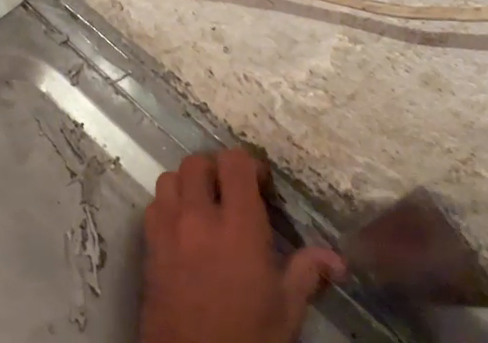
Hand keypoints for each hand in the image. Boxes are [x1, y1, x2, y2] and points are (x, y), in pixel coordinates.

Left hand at [140, 149, 345, 342]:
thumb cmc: (247, 337)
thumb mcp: (285, 310)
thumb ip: (307, 273)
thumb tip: (337, 259)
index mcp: (238, 227)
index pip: (235, 164)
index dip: (249, 165)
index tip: (261, 186)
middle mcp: (199, 218)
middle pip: (197, 163)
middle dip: (216, 169)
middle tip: (232, 193)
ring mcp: (168, 230)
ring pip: (171, 179)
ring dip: (188, 184)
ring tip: (205, 206)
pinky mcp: (149, 247)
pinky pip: (154, 206)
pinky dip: (167, 206)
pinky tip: (183, 228)